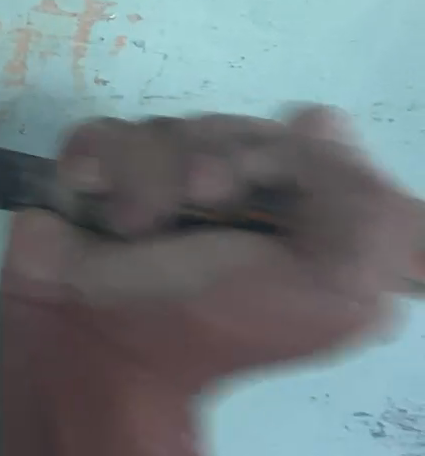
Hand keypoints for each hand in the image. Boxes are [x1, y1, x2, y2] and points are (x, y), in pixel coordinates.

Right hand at [1, 108, 419, 391]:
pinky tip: (89, 197)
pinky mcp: (91, 173)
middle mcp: (232, 192)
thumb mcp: (330, 291)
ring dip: (133, 180)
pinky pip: (94, 133)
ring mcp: (155, 181)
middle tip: (169, 223)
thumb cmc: (209, 321)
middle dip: (189, 169)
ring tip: (123, 228)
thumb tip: (318, 120)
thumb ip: (368, 212)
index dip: (264, 155)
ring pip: (152, 128)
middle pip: (219, 126)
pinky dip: (89, 165)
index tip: (230, 199)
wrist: (90, 335)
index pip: (298, 139)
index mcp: (299, 217)